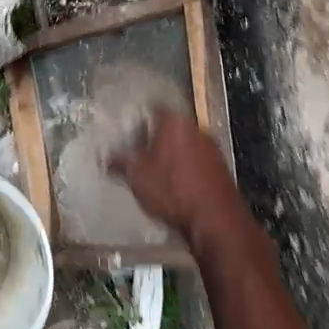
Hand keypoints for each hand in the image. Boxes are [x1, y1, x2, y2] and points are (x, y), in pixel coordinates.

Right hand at [106, 106, 242, 238]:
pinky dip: (182, 170)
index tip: (126, 134)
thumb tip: (108, 157)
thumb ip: (119, 161)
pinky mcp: (220, 169)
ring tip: (151, 176)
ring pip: (182, 146)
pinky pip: (194, 163)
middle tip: (134, 157)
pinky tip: (172, 188)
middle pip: (168, 128)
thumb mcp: (135, 176)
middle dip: (151, 141)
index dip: (137, 122)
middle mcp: (196, 129)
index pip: (152, 110)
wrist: (214, 219)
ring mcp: (211, 149)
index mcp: (174, 122)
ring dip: (167, 157)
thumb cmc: (173, 191)